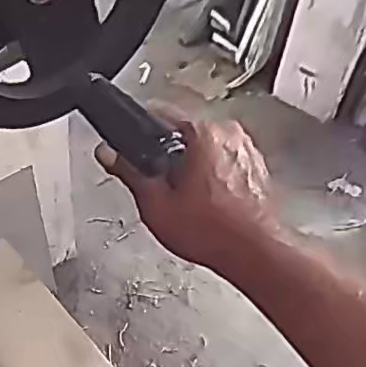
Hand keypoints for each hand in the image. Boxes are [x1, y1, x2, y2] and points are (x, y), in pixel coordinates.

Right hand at [96, 106, 285, 275]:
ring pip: (206, 151)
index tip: (133, 149)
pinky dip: (214, 182)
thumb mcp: (154, 203)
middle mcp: (229, 133)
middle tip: (162, 191)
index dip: (139, 135)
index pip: (160, 114)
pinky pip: (225, 166)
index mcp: (202, 131)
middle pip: (185, 135)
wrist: (253, 252)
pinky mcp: (257, 168)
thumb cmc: (212, 231)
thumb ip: (129, 172)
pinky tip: (208, 208)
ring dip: (193, 171)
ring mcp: (247, 150)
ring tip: (188, 205)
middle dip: (170, 158)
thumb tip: (108, 154)